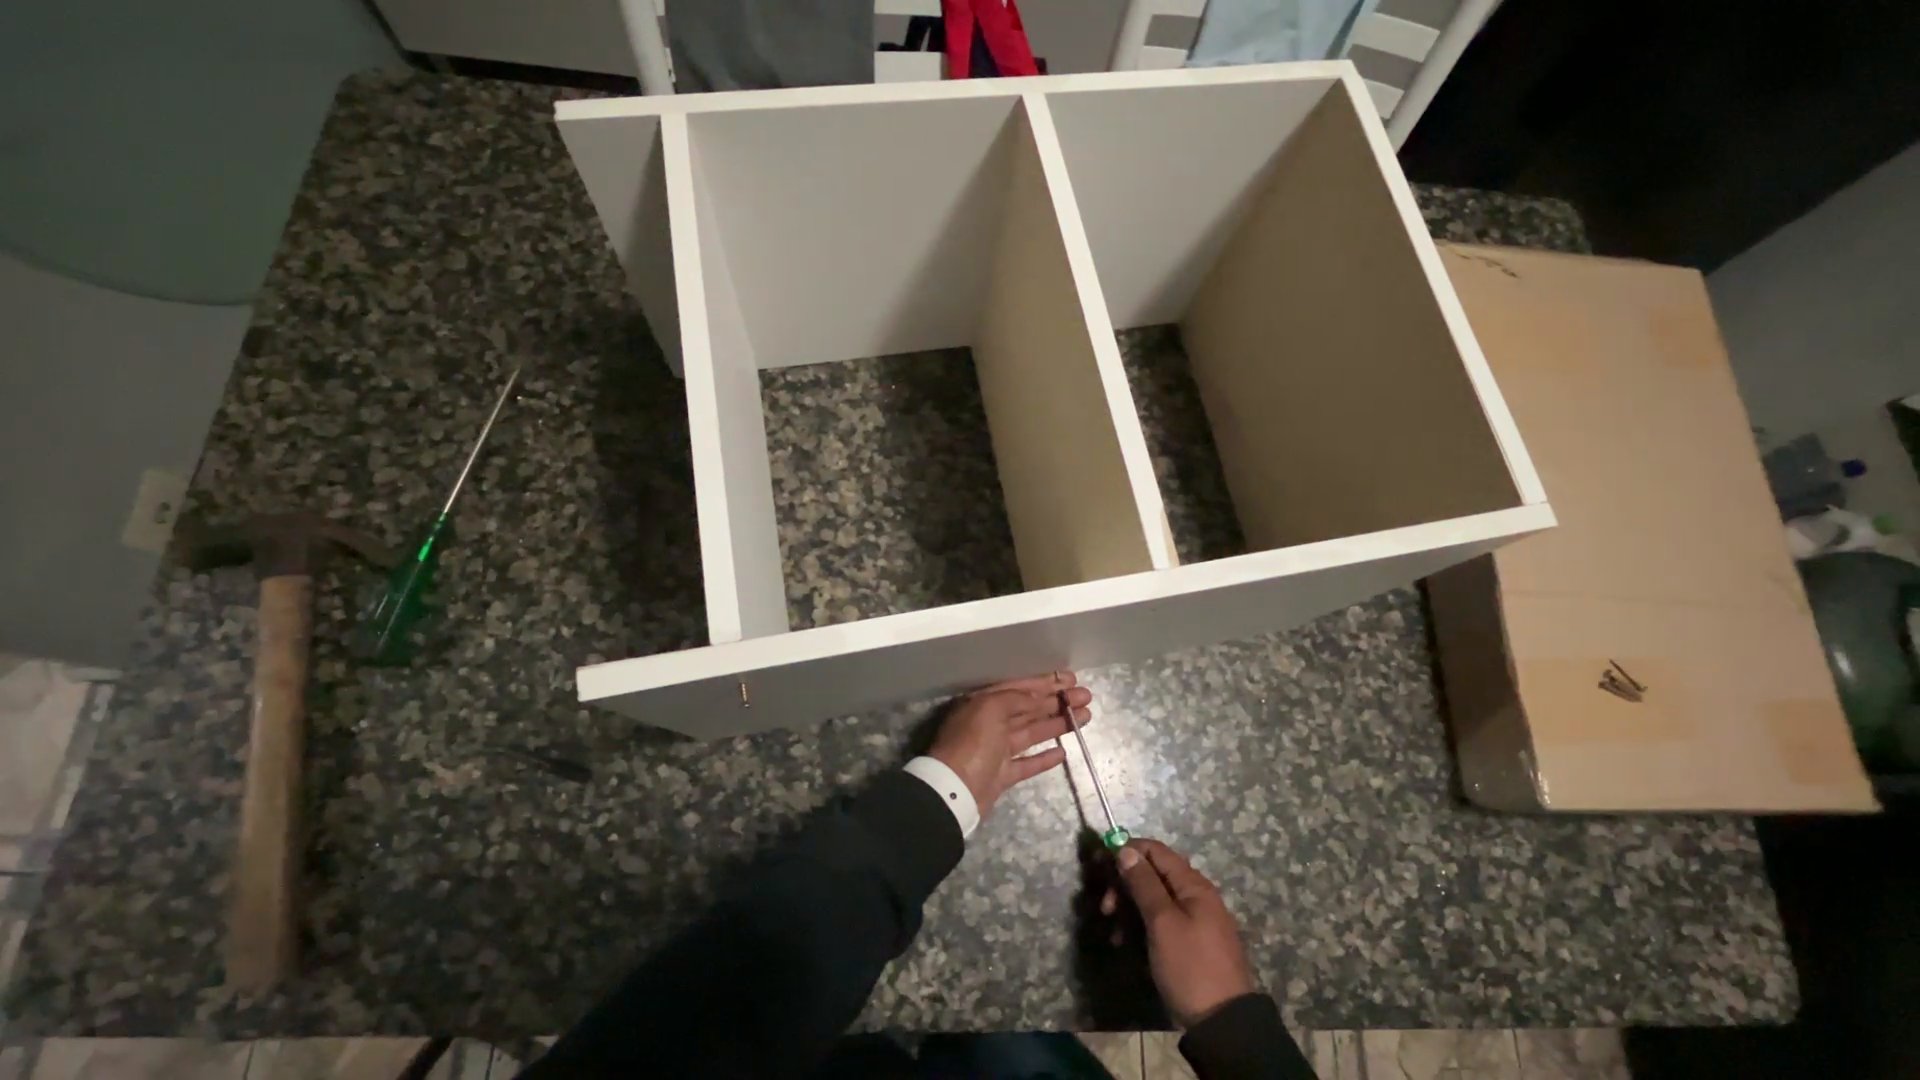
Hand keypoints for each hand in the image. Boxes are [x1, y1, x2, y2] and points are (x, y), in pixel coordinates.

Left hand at [928, 672, 1093, 817]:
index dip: (1045, 683)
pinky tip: (1063, 753)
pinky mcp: (1002, 775)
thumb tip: (1038, 695)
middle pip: (1028, 709)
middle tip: (1085, 697)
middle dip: (1057, 702)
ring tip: (1085, 717)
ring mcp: (996, 750)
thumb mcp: (991, 709)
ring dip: (1057, 725)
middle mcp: (990, 723)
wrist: (955, 790)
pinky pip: (1027, 762)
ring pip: (1031, 733)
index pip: (1019, 688)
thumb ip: (1016, 698)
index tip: (1071, 679)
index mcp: (984, 703)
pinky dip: (1044, 758)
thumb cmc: (972, 742)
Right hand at [1115, 838, 1256, 1027]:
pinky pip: (1161, 922)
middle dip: (1125, 885)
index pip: (1156, 850)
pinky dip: (1142, 927)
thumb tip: (1126, 849)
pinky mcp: (1191, 941)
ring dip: (1130, 909)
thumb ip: (1144, 884)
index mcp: (1193, 884)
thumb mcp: (1163, 922)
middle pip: (1153, 874)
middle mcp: (1196, 895)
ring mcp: (1195, 919)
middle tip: (1106, 909)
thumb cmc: (1190, 965)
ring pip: (1154, 900)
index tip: (1100, 866)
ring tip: (1114, 933)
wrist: (1223, 1022)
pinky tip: (1127, 945)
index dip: (1127, 851)